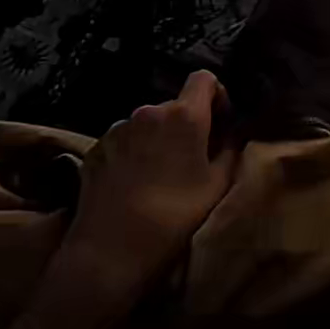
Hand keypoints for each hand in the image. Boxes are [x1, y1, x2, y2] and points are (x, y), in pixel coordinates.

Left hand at [61, 70, 238, 290]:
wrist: (110, 250)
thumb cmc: (174, 217)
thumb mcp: (217, 186)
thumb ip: (230, 150)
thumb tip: (232, 133)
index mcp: (184, 115)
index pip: (204, 78)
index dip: (215, 95)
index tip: (219, 123)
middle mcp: (149, 110)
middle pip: (175, 106)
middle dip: (186, 125)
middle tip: (191, 160)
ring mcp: (119, 127)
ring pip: (148, 124)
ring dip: (158, 139)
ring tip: (158, 177)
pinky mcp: (97, 146)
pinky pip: (124, 140)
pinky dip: (133, 153)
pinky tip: (132, 185)